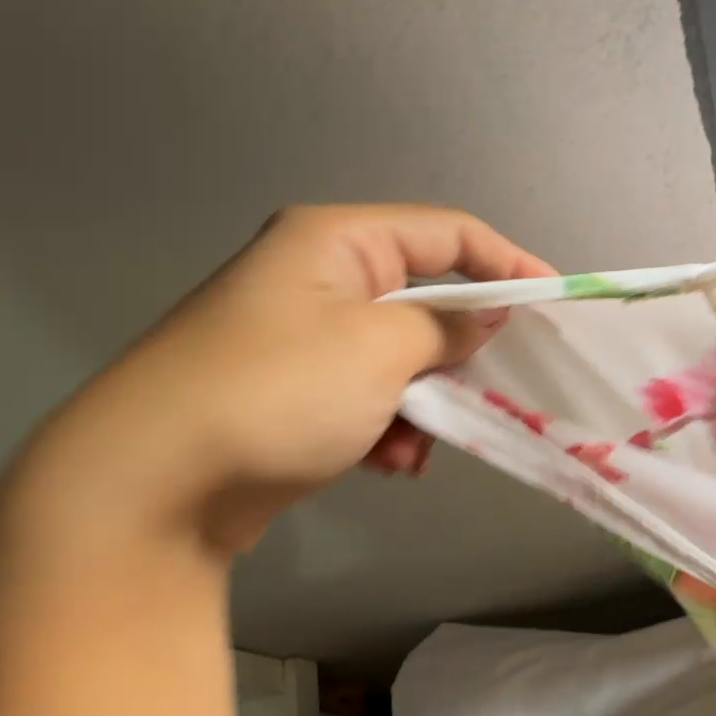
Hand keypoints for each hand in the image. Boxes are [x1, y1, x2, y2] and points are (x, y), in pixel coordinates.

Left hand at [21, 204, 554, 555]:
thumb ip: (446, 327)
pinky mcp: (302, 393)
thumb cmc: (278, 393)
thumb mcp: (380, 349)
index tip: (557, 304)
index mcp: (337, 244)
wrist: (158, 481)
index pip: (448, 234)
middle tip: (501, 388)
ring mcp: (308, 339)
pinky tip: (388, 462)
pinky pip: (376, 398)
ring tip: (418, 447)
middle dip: (464, 353)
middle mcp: (322, 280)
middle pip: (429, 302)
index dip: (510, 262)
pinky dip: (394, 430)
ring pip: (408, 360)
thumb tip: (490, 316)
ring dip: (429, 406)